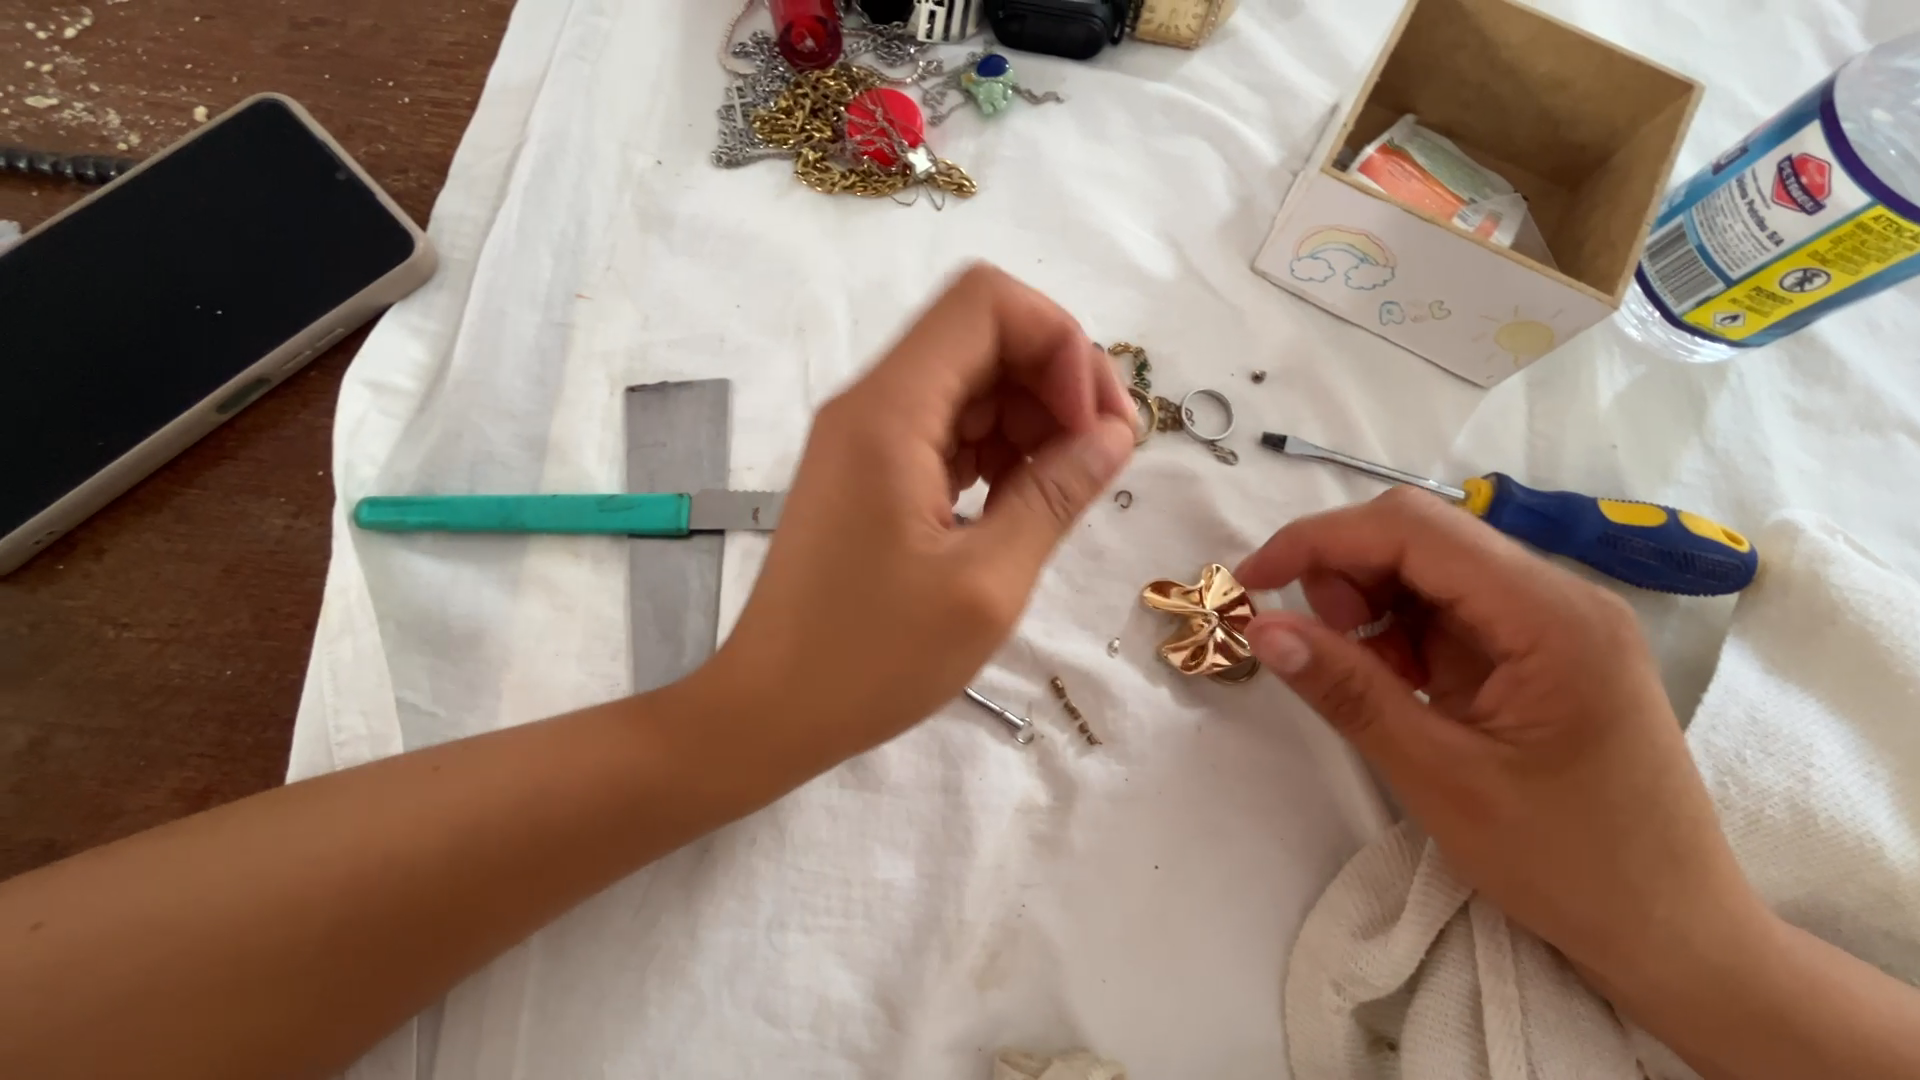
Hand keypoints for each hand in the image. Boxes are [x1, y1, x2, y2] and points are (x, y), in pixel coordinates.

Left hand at [706, 265, 1134, 761]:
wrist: (770, 710)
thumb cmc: (872, 659)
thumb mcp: (986, 584)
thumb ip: (1056, 494)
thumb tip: (1115, 434)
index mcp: (889, 412)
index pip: (987, 302)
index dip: (1060, 344)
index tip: (1094, 427)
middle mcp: (871, 404)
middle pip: (982, 336)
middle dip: (1055, 381)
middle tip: (1098, 460)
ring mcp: (865, 437)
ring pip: (970, 381)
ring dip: (1030, 419)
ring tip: (1064, 490)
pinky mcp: (868, 472)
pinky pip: (946, 428)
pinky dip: (996, 449)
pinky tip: (1021, 501)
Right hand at [1233, 489, 1766, 988]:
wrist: (1673, 935)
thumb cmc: (1567, 864)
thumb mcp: (1438, 778)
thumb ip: (1348, 691)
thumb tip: (1262, 628)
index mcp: (1551, 617)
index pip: (1414, 530)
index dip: (1319, 540)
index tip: (1252, 581)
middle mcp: (1557, 598)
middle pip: (1420, 536)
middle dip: (1344, 572)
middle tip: (1316, 645)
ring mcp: (1550, 622)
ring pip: (1425, 568)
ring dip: (1368, 603)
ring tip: (1362, 675)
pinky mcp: (1535, 650)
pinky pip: (1444, 609)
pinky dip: (1396, 632)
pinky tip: (1394, 684)